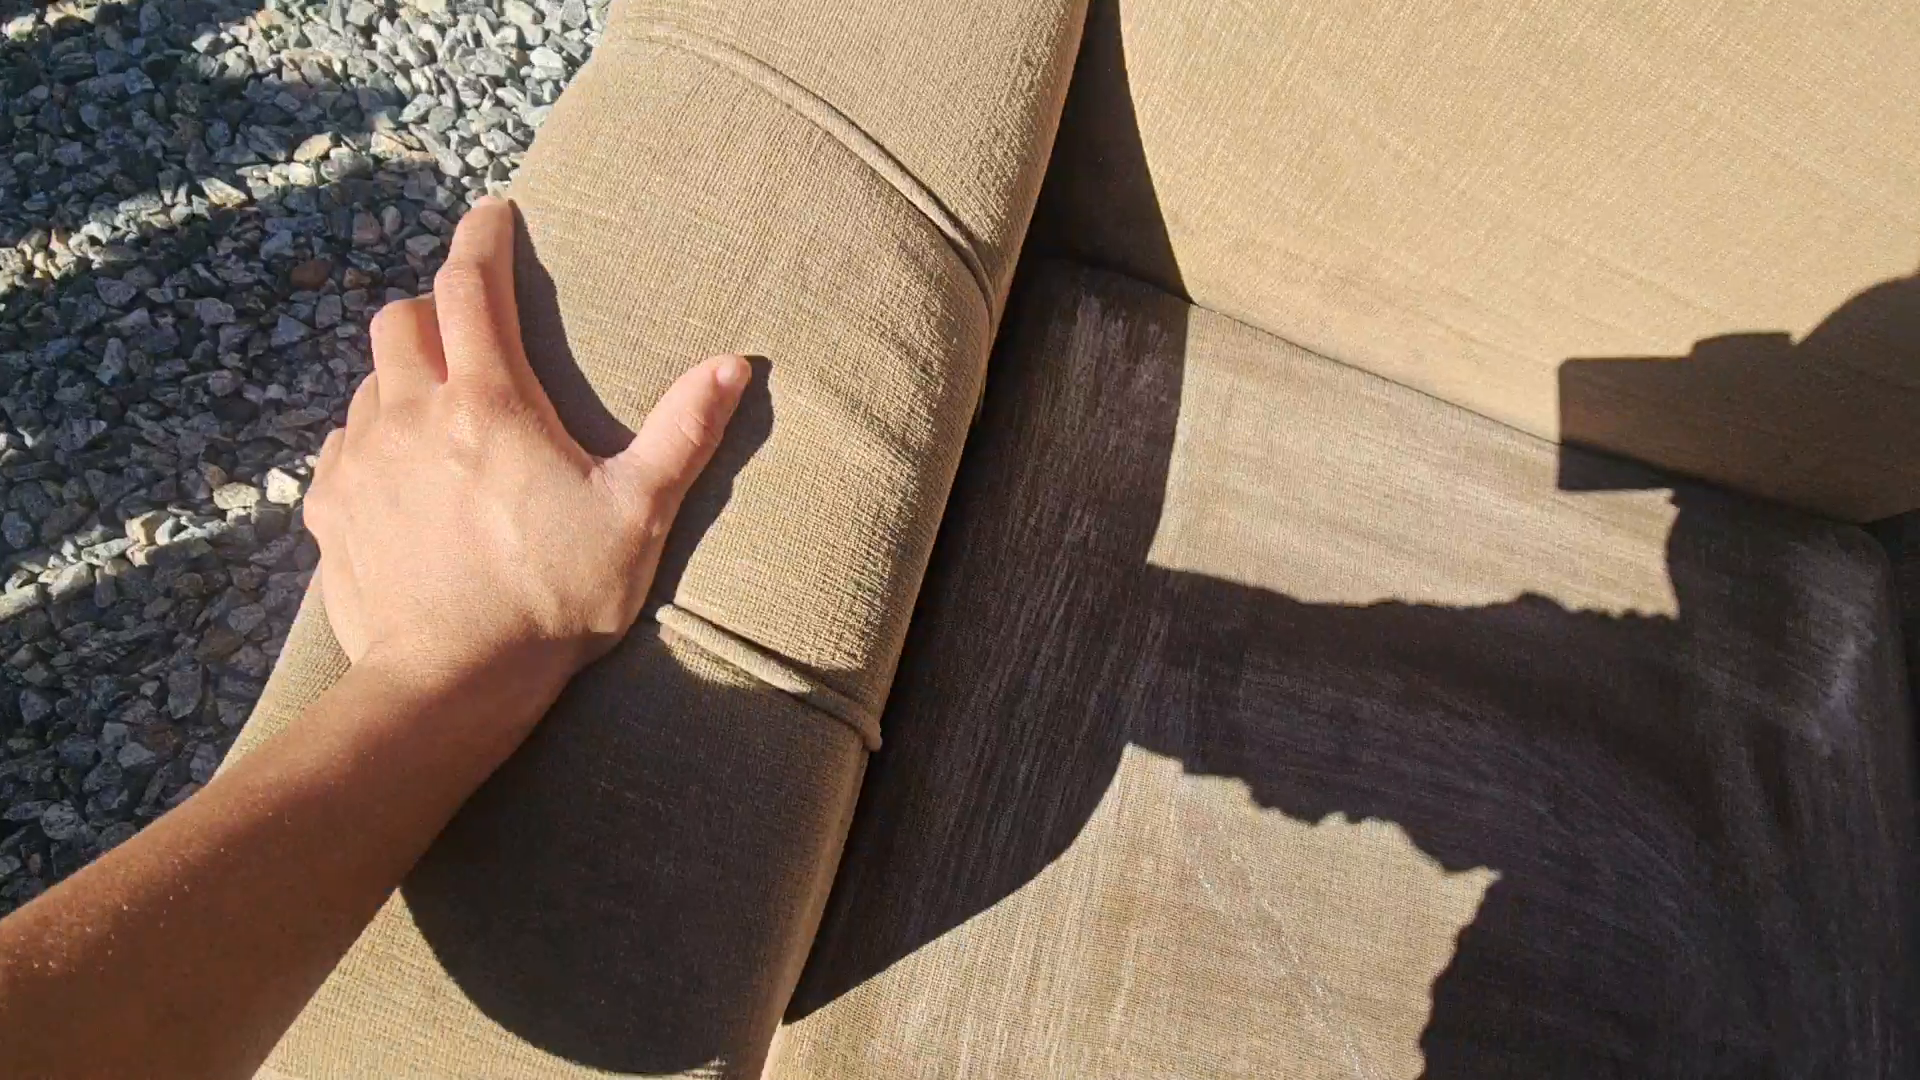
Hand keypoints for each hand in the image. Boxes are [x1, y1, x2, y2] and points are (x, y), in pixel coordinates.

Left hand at [304, 196, 747, 693]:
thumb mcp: (642, 512)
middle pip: (403, 322)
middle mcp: (410, 415)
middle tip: (479, 335)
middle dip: (439, 310)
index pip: (471, 290)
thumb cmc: (559, 594)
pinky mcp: (329, 508)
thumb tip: (734, 364)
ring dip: (409, 375)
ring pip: (370, 381)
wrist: (456, 682)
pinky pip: (343, 440)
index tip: (495, 214)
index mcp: (490, 405)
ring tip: (452, 411)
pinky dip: (377, 432)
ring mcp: (357, 460)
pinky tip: (410, 470)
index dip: (483, 241)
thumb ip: (686, 432)